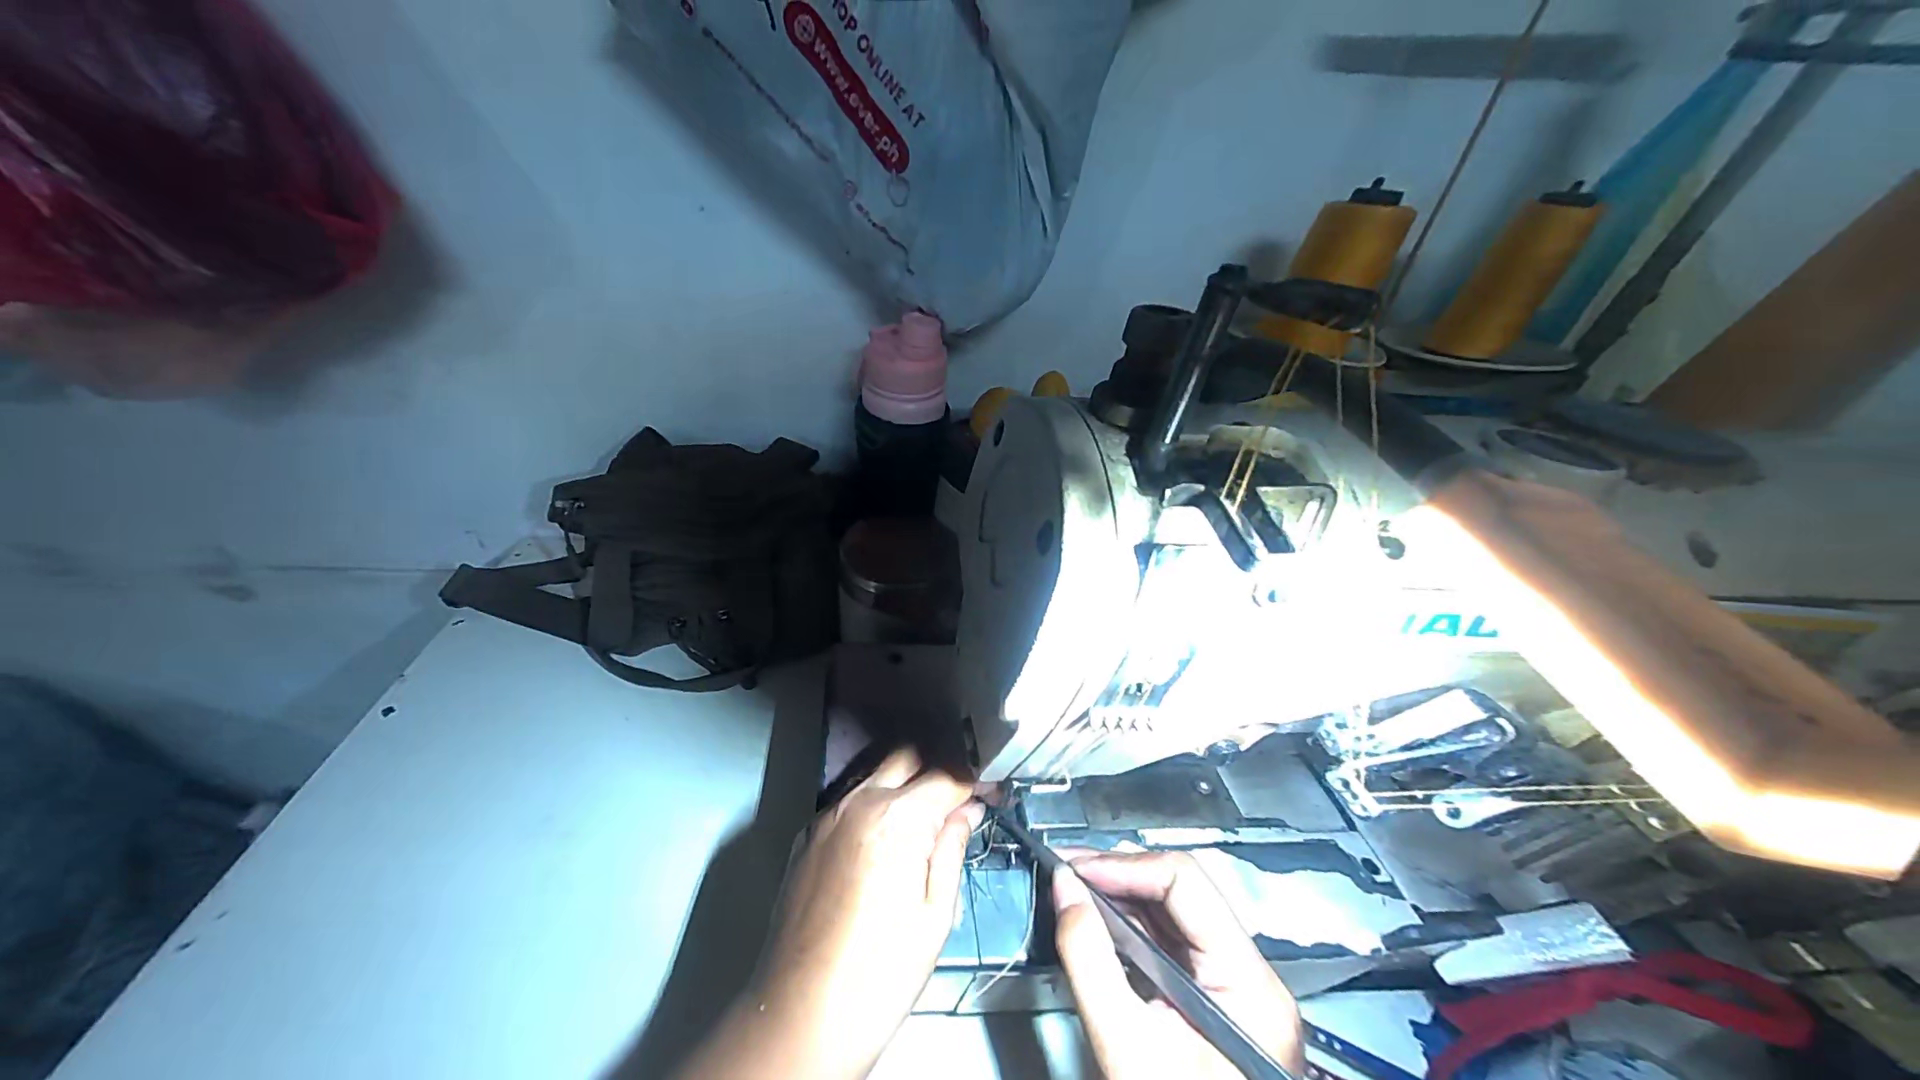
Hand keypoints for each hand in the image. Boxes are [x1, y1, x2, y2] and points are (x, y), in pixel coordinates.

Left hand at [674, 748, 977, 1079]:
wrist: (801, 1013)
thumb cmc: (879, 973)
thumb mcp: (935, 914)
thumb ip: (951, 848)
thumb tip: (967, 812)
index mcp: (897, 819)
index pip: (948, 775)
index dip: (975, 783)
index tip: (990, 795)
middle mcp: (858, 803)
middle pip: (908, 757)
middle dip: (937, 771)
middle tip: (956, 804)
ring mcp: (826, 817)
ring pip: (875, 776)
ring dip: (903, 785)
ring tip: (921, 824)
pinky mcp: (806, 836)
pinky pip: (847, 802)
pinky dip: (871, 807)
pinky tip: (881, 844)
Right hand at [1053, 851, 1304, 1078]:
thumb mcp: (1125, 1048)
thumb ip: (1090, 959)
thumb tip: (1064, 886)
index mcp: (1248, 983)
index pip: (1186, 884)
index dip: (1125, 867)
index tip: (1074, 870)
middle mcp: (1252, 975)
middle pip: (1185, 892)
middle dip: (1121, 876)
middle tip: (1068, 876)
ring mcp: (1237, 988)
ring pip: (1177, 914)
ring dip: (1123, 897)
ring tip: (1076, 893)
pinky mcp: (1216, 1000)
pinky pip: (1172, 943)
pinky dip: (1132, 926)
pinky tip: (1100, 925)